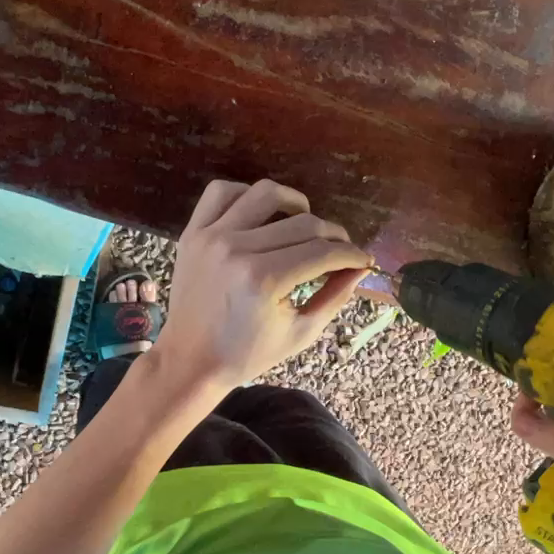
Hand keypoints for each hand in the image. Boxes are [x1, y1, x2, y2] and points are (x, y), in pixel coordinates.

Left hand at [150, 179, 373, 389]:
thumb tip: (361, 266)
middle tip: (341, 251)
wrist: (190, 360)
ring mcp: (212, 237)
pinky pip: (222, 193)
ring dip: (296, 204)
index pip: (323, 252)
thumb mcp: (300, 333)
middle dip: (333, 236)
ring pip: (266, 194)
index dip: (351, 254)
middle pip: (303, 224)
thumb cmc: (248, 354)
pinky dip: (247, 194)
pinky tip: (263, 213)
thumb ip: (335, 297)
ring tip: (305, 222)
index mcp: (265, 281)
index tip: (363, 260)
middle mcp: (238, 250)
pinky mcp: (193, 233)